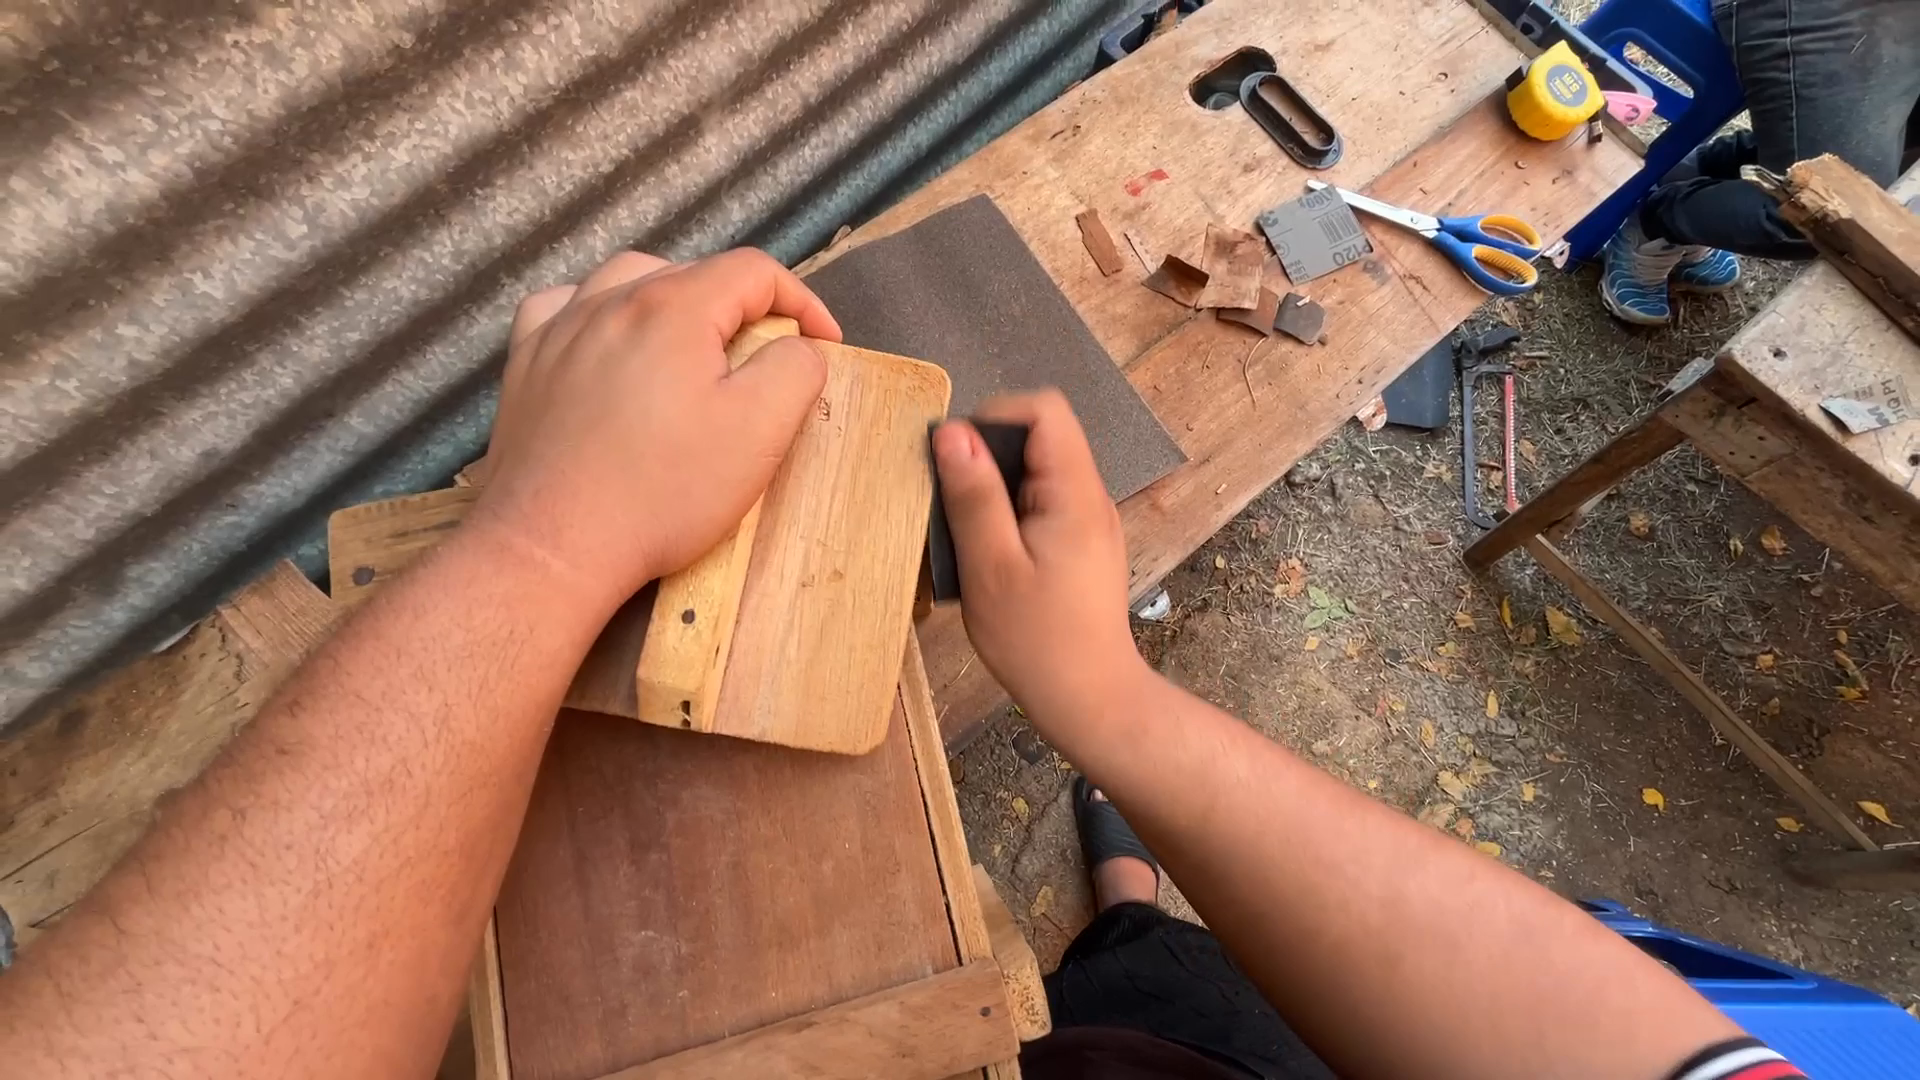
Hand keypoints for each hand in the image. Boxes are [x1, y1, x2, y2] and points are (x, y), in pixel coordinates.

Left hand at [470, 249, 840, 613]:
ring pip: (629, 279)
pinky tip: (611, 341)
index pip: (755, 272)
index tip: (825, 345)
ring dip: (677, 298)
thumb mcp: (760, 431)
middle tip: (768, 362)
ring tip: (696, 342)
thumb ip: (795, 370)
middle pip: (696, 274)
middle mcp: (611, 301)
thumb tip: (800, 346)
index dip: (802, 302)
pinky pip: (564, 306)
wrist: (556, 546)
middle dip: (747, 308)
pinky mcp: (526, 364)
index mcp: (674, 308)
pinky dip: (602, 310)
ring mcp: (559, 329)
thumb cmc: (668, 490)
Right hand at [931, 391, 1148, 728]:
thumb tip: (952, 431)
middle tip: (955, 500)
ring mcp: (1091, 520)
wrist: (1088, 698)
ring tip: (969, 530)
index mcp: (1075, 493)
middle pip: (1042, 437)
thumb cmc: (1035, 639)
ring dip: (997, 486)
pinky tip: (991, 551)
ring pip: (1040, 470)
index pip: (1045, 410)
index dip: (995, 417)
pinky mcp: (1083, 543)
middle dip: (990, 455)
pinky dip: (1012, 511)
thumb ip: (973, 495)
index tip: (957, 459)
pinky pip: (1045, 502)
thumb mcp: (990, 566)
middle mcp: (1092, 496)